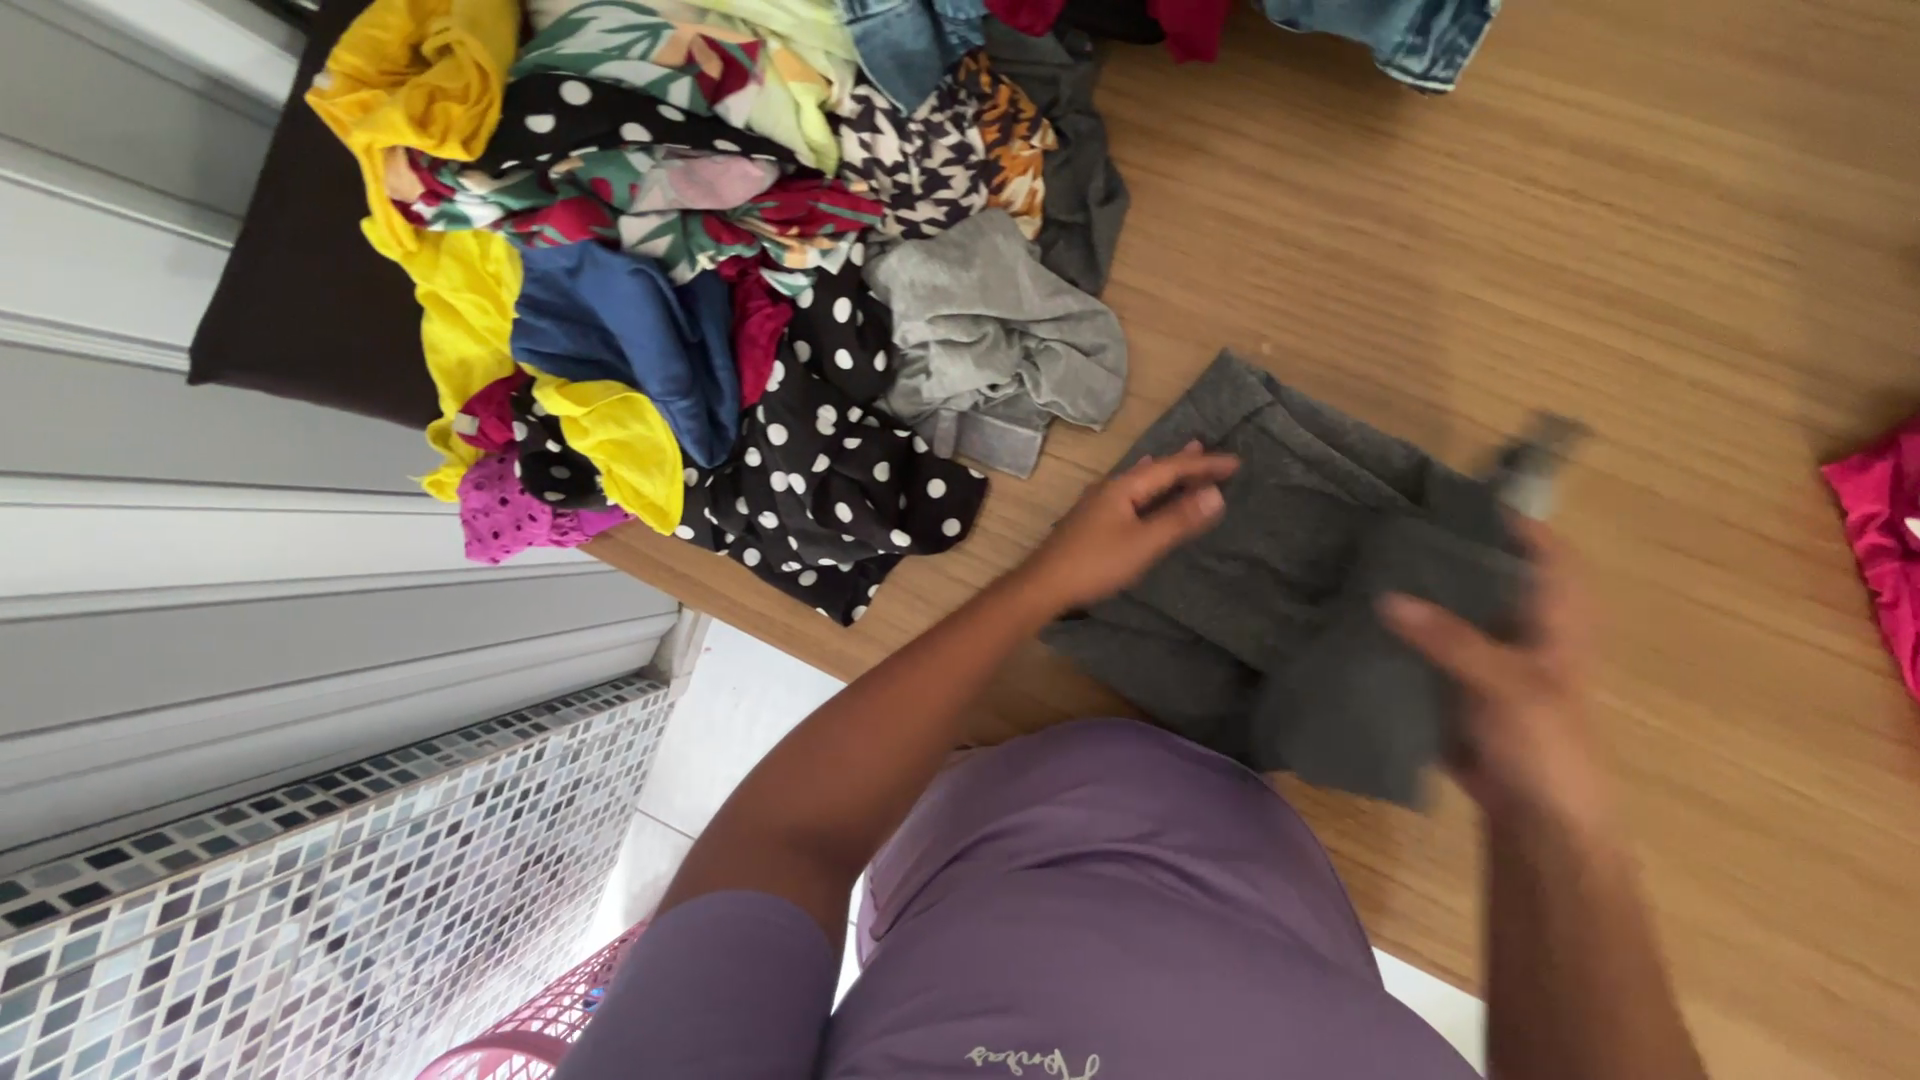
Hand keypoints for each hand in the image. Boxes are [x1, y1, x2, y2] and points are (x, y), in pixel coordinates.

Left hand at [1014, 441, 1239, 612]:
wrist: (1043, 585)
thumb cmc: (1095, 564)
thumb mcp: (1143, 543)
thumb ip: (1178, 519)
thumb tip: (1215, 493)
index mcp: (1123, 487)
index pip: (1171, 468)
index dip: (1204, 465)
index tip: (1236, 463)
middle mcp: (1110, 488)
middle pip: (1153, 470)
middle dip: (1183, 463)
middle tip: (1208, 450)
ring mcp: (1098, 504)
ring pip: (1140, 482)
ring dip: (1164, 475)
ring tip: (1182, 464)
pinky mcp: (1092, 522)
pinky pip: (1130, 495)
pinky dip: (1148, 491)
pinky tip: (1143, 495)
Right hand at [1379, 518, 1609, 831]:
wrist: (1537, 818)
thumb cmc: (1547, 745)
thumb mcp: (1507, 685)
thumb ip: (1450, 639)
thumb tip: (1386, 597)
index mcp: (1555, 621)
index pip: (1544, 554)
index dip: (1513, 522)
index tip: (1458, 499)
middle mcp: (1520, 630)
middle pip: (1487, 576)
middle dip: (1447, 551)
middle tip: (1392, 527)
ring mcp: (1485, 660)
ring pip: (1450, 611)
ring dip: (1416, 590)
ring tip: (1366, 563)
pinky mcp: (1453, 686)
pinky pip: (1423, 648)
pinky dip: (1397, 632)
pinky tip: (1360, 620)